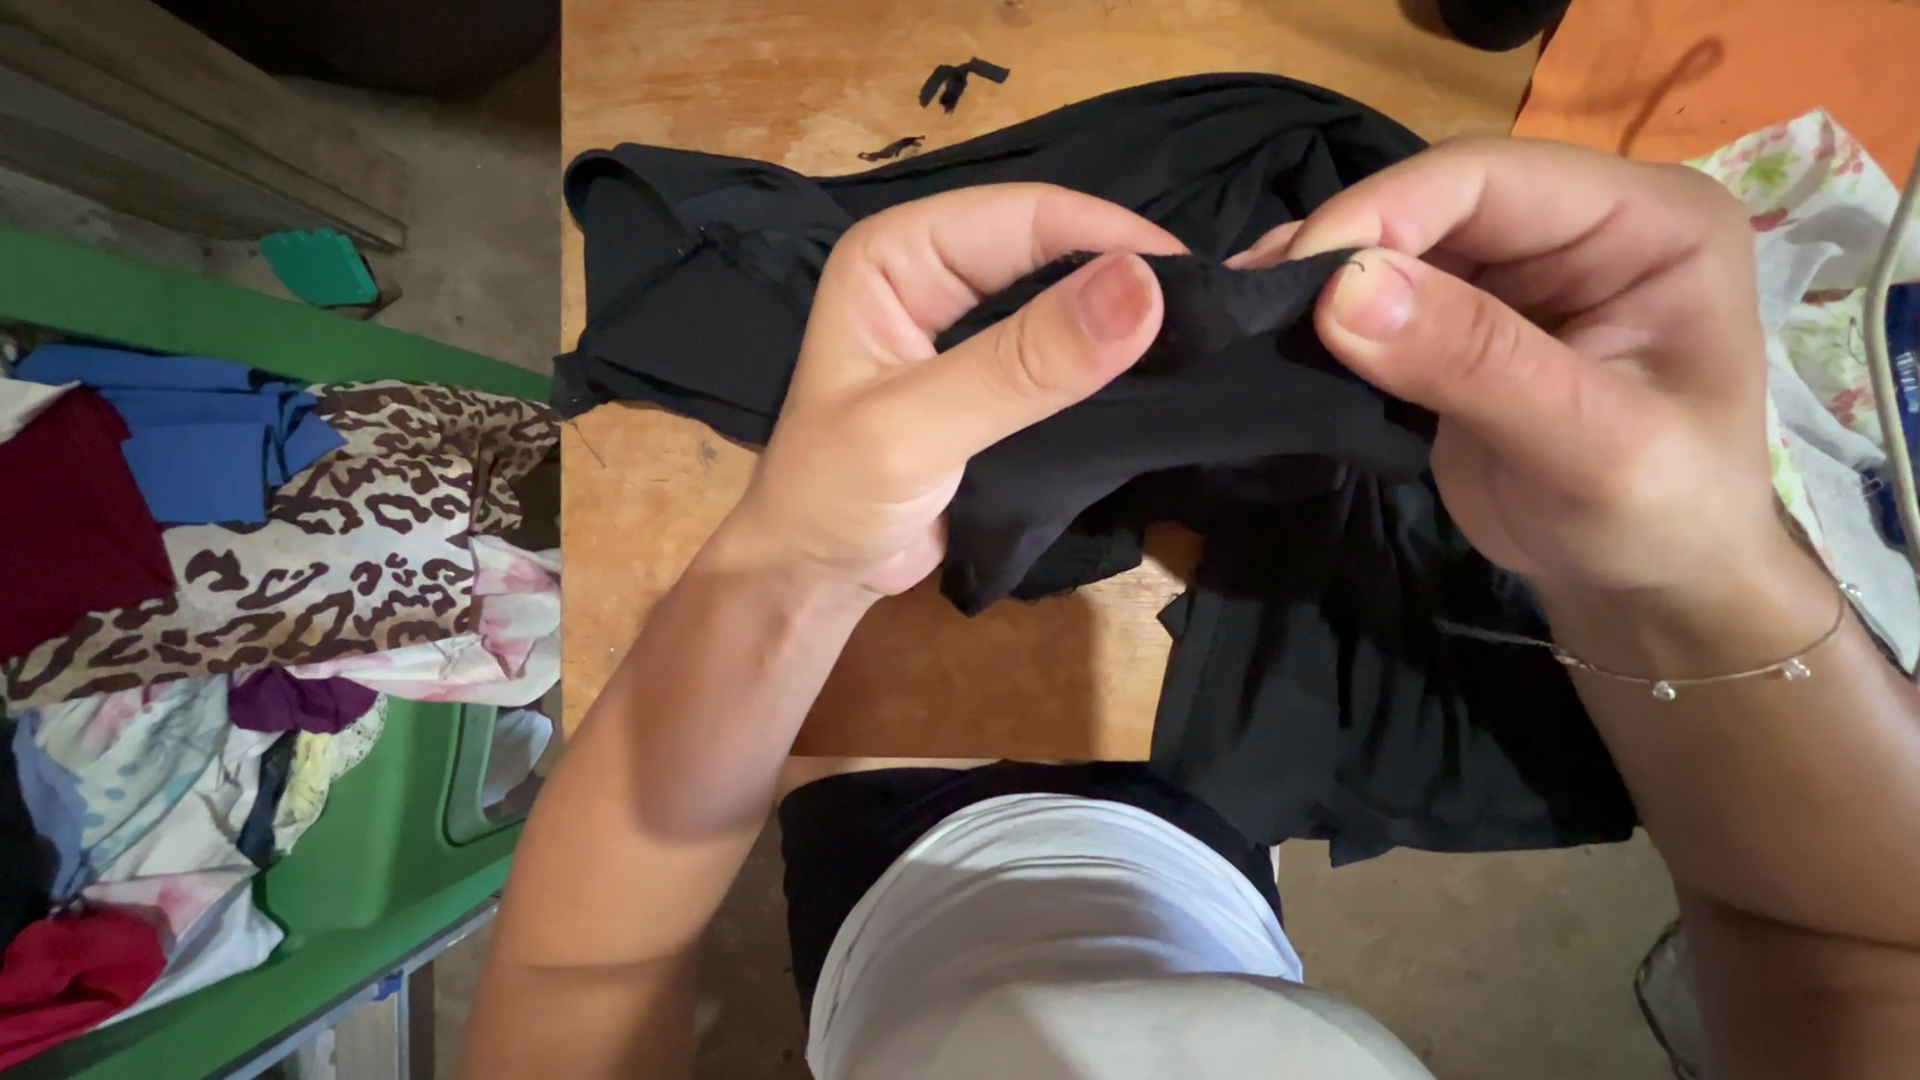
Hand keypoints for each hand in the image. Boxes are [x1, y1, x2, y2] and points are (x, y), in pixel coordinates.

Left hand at [716, 184, 1182, 597]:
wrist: (820, 570)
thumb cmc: (836, 496)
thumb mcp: (916, 429)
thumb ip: (1019, 366)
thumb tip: (1139, 290)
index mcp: (898, 255)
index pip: (1023, 216)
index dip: (1110, 239)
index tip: (1196, 284)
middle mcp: (935, 275)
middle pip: (1050, 250)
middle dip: (1124, 277)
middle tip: (1211, 316)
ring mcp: (965, 330)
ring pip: (1062, 303)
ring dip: (1123, 323)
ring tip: (1201, 343)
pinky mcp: (991, 383)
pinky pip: (1060, 358)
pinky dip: (1104, 368)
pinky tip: (1155, 377)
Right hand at [1230, 138, 1783, 601]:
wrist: (1636, 577)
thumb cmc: (1649, 517)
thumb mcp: (1584, 444)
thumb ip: (1472, 362)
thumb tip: (1342, 294)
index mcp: (1643, 221)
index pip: (1487, 179)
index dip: (1381, 215)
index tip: (1290, 282)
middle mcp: (1573, 228)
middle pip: (1429, 203)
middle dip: (1335, 244)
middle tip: (1246, 297)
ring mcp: (1511, 276)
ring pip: (1392, 247)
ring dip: (1315, 276)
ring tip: (1244, 310)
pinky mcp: (1458, 325)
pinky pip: (1379, 300)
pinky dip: (1322, 315)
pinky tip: (1276, 334)